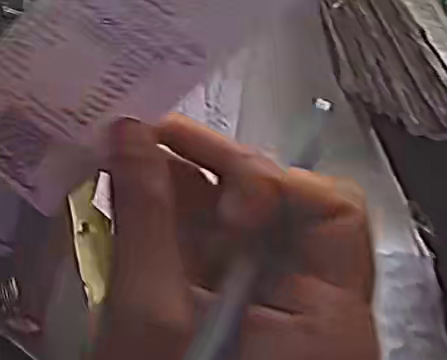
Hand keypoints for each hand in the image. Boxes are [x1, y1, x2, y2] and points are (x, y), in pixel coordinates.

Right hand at [96, 116, 376, 359]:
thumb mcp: (152, 312)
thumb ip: (144, 213)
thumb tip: (129, 129)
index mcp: (322, 317)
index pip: (327, 210)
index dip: (270, 181)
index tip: (215, 195)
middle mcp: (297, 297)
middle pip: (273, 195)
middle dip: (207, 161)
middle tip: (143, 142)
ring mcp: (252, 293)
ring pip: (226, 203)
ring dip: (171, 173)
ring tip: (119, 159)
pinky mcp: (213, 293)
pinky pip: (194, 225)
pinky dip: (157, 198)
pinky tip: (120, 185)